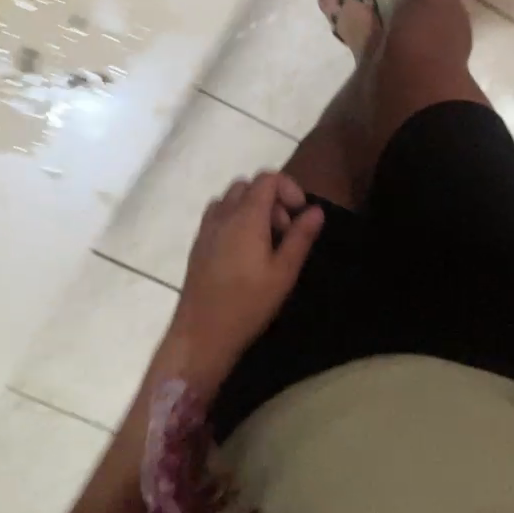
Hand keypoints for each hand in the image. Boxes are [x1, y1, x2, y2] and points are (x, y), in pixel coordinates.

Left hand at [168, 172, 323, 381]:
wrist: (201, 335)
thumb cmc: (248, 304)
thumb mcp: (284, 273)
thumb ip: (300, 237)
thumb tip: (316, 210)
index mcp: (246, 217)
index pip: (267, 178)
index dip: (288, 187)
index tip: (299, 214)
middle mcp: (223, 214)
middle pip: (248, 185)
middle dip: (271, 198)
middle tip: (283, 231)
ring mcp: (207, 228)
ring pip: (230, 198)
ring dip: (251, 207)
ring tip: (264, 240)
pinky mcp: (198, 243)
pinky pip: (217, 214)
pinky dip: (234, 218)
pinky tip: (242, 250)